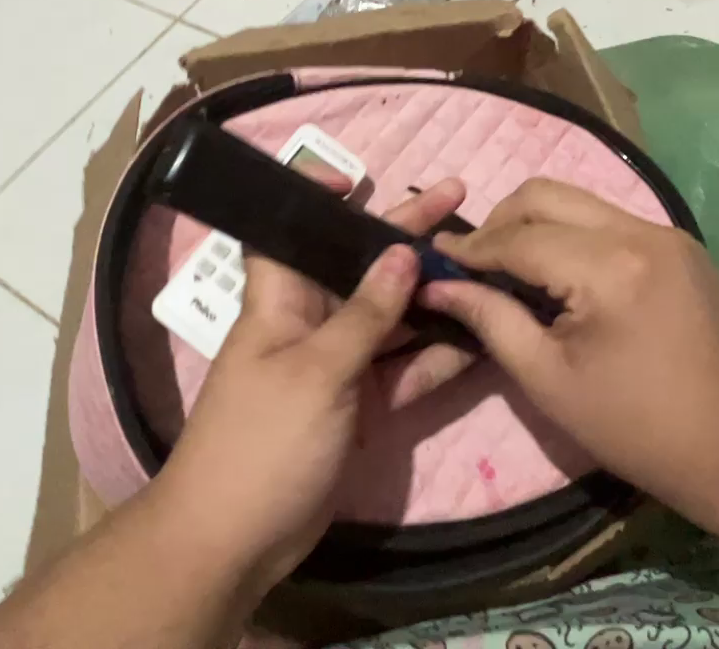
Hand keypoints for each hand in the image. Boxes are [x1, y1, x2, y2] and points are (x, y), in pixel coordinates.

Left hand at [151, 178, 471, 590]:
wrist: (235, 540)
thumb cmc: (263, 440)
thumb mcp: (317, 371)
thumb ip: (366, 314)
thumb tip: (403, 254)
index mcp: (280, 297)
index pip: (287, 227)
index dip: (313, 196)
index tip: (356, 179)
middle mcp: (309, 319)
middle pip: (359, 265)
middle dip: (404, 234)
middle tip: (458, 197)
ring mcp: (336, 362)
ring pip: (389, 316)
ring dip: (430, 295)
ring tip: (483, 263)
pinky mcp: (357, 402)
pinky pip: (400, 367)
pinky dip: (434, 354)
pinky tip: (478, 336)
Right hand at [422, 179, 718, 520]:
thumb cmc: (641, 428)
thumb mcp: (550, 382)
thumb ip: (490, 320)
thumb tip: (438, 285)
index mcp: (609, 268)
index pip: (519, 238)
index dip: (471, 247)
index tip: (433, 255)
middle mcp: (638, 231)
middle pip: (544, 194)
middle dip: (498, 222)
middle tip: (474, 262)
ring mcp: (665, 230)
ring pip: (576, 199)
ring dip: (534, 223)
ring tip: (511, 266)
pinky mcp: (679, 241)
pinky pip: (606, 218)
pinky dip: (570, 233)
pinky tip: (561, 273)